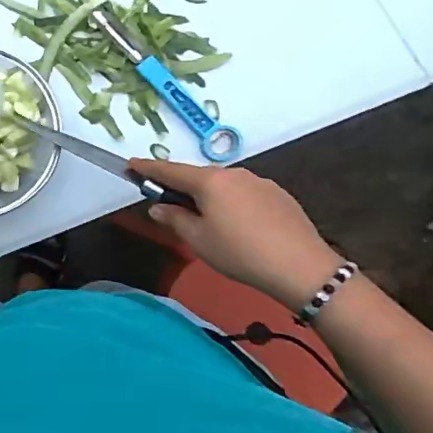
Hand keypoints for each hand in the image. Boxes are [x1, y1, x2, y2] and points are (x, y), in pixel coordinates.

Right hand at [128, 159, 346, 309]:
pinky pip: (244, 193)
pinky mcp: (278, 195)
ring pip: (223, 185)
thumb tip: (159, 207)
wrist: (301, 267)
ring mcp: (259, 182)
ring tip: (206, 221)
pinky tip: (238, 226)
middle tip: (169, 204)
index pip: (171, 170)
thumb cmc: (240, 253)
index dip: (149, 168)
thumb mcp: (198, 240)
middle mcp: (234, 173)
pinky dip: (232, 202)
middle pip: (199, 176)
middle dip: (182, 187)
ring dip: (209, 196)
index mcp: (210, 181)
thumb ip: (174, 219)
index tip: (131, 164)